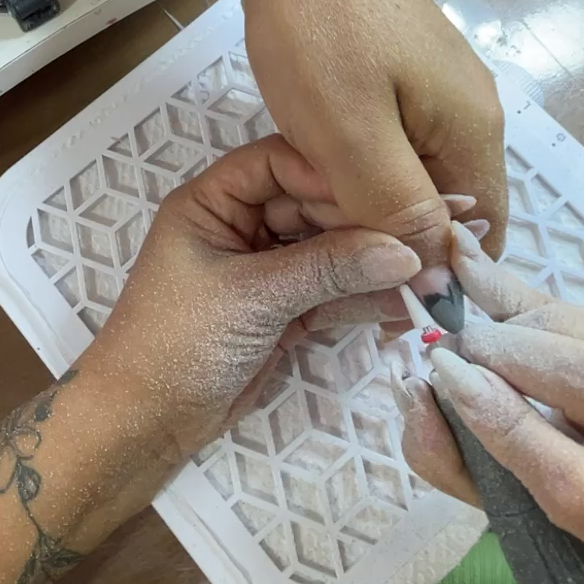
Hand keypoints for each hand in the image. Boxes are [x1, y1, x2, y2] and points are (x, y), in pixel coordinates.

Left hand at [79, 135, 422, 458]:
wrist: (146, 421)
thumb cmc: (178, 341)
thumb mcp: (252, 296)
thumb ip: (328, 268)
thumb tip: (406, 250)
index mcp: (212, 202)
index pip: (279, 162)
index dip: (332, 169)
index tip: (391, 182)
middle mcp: (240, 226)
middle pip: (312, 206)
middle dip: (366, 221)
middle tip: (432, 230)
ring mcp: (264, 269)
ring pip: (328, 251)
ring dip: (375, 262)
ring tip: (437, 267)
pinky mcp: (282, 309)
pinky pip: (330, 292)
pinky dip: (364, 297)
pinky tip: (410, 301)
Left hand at [243, 0, 507, 267]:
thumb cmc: (319, 35)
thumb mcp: (351, 135)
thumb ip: (398, 205)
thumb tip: (442, 272)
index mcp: (473, 133)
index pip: (479, 235)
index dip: (435, 276)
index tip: (377, 300)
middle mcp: (467, 113)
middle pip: (445, 207)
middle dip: (395, 239)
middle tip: (333, 258)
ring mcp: (432, 88)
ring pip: (410, 176)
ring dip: (368, 204)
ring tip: (316, 219)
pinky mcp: (395, 72)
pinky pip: (387, 143)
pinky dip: (356, 167)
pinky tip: (316, 168)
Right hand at [399, 224, 583, 581]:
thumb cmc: (571, 524)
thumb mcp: (503, 511)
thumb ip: (447, 459)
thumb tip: (410, 386)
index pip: (574, 479)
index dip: (500, 421)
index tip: (442, 374)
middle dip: (506, 352)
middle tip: (452, 348)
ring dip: (515, 322)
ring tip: (473, 335)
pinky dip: (519, 293)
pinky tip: (465, 259)